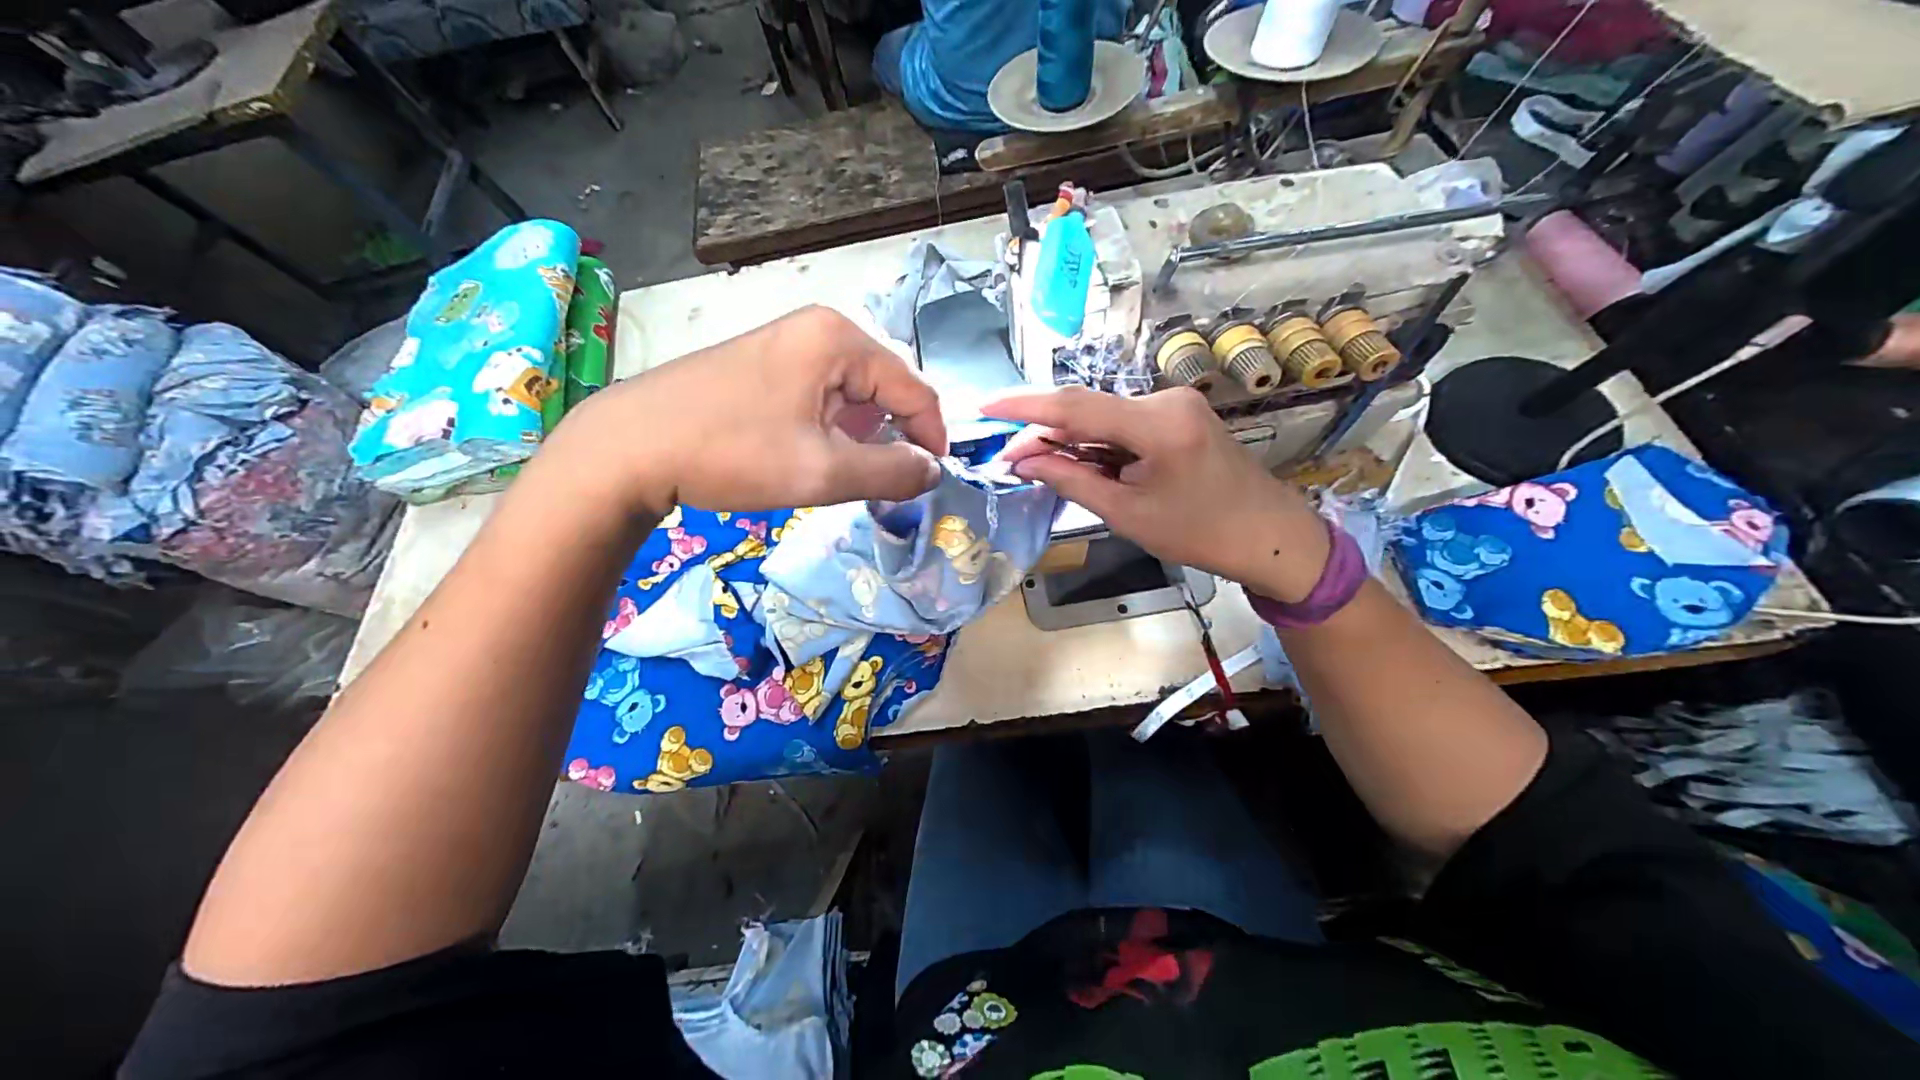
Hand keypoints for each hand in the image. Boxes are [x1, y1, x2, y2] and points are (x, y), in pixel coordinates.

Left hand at [546, 306, 947, 515]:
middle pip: (884, 389)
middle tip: (879, 486)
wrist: (630, 448)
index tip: (929, 482)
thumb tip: (933, 470)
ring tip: (840, 475)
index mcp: (839, 339)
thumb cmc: (732, 453)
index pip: (914, 388)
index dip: (931, 438)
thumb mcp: (823, 472)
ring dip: (859, 438)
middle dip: (891, 438)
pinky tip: (809, 457)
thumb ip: (892, 472)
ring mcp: (786, 343)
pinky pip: (820, 397)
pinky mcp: (763, 365)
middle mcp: (817, 329)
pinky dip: (829, 430)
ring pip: (851, 396)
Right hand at [984, 386, 1330, 600]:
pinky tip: (1082, 464)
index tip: (985, 409)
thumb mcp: (1127, 513)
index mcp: (1157, 424)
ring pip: (1103, 416)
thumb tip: (1024, 460)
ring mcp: (1175, 404)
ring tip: (1041, 467)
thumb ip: (1071, 480)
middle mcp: (1166, 400)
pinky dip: (1098, 442)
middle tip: (1010, 458)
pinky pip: (1123, 422)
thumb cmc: (1201, 534)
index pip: (1075, 406)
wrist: (1270, 535)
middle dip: (1045, 432)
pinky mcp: (1179, 415)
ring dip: (1072, 440)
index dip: (1024, 406)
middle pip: (1087, 409)